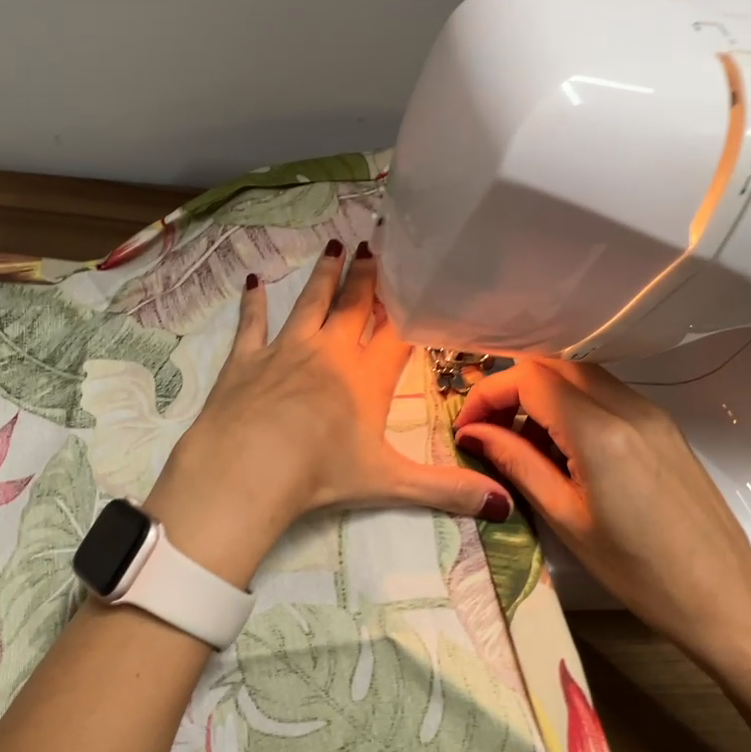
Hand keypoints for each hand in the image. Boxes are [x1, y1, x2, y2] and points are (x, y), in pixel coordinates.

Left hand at [145, 240, 511, 587]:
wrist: (249, 468)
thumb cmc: (321, 474)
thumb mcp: (389, 484)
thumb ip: (446, 491)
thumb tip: (504, 507)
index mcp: (367, 378)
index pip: (394, 334)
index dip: (406, 306)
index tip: (416, 277)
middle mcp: (330, 353)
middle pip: (353, 306)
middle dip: (367, 276)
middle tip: (373, 244)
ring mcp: (285, 350)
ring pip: (310, 303)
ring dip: (324, 276)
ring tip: (334, 246)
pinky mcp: (246, 358)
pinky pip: (252, 322)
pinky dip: (252, 301)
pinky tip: (254, 279)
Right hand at [451, 360, 750, 665]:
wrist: (722, 597)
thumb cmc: (636, 570)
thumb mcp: (563, 518)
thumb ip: (515, 463)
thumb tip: (473, 432)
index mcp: (600, 431)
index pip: (529, 378)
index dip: (489, 394)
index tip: (468, 428)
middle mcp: (630, 408)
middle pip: (554, 365)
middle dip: (512, 389)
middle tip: (489, 432)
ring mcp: (653, 414)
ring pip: (580, 377)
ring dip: (542, 398)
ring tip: (522, 447)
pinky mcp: (664, 428)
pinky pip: (606, 396)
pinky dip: (572, 409)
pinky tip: (563, 453)